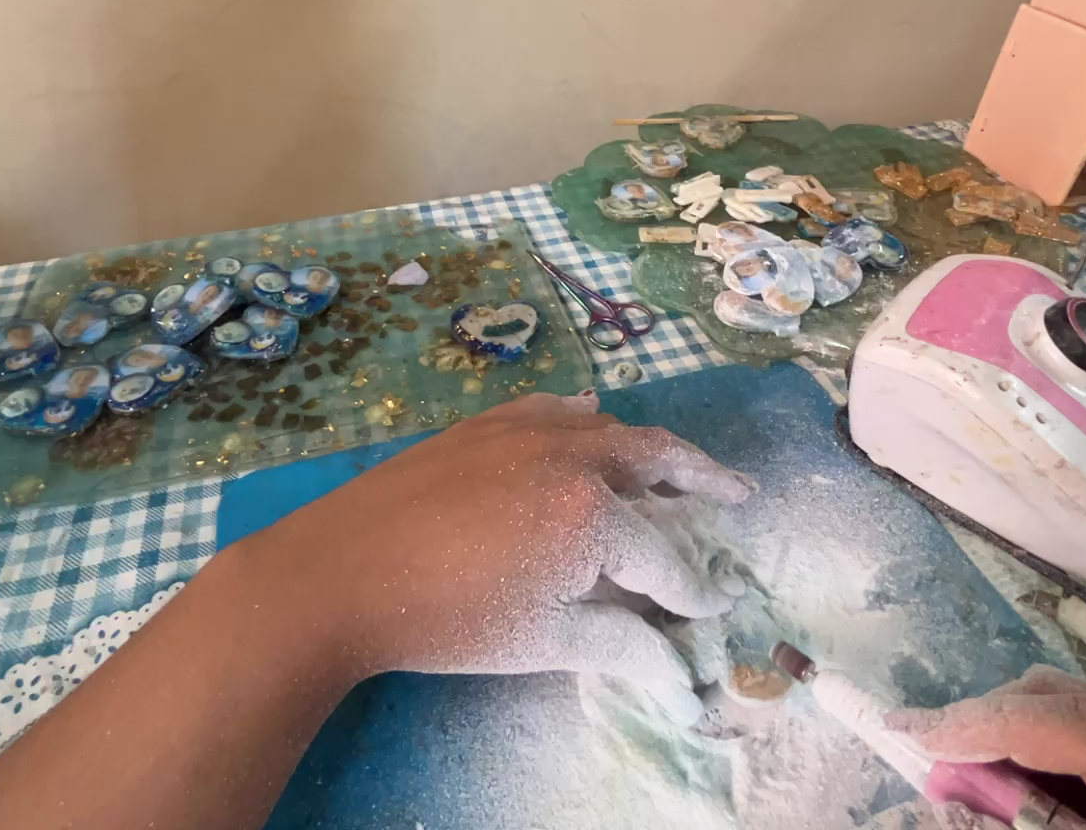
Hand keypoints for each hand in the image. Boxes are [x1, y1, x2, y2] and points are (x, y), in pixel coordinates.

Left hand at [244, 391, 754, 722]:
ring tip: (679, 465)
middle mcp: (575, 454)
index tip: (710, 608)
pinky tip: (593, 423)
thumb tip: (683, 677)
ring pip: (614, 428)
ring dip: (653, 449)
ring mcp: (532, 427)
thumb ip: (622, 647)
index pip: (666, 558)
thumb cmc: (449, 618)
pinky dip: (590, 420)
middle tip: (739, 493)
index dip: (692, 590)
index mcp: (594, 514)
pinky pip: (559, 408)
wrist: (345, 567)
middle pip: (660, 460)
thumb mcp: (543, 641)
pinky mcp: (493, 420)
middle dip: (706, 480)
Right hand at [886, 666, 1085, 829]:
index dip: (990, 723)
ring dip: (1013, 731)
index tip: (915, 736)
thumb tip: (946, 800)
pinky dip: (1047, 750)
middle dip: (990, 721)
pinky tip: (1026, 789)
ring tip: (973, 774)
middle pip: (1073, 701)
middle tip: (934, 757)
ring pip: (1080, 708)